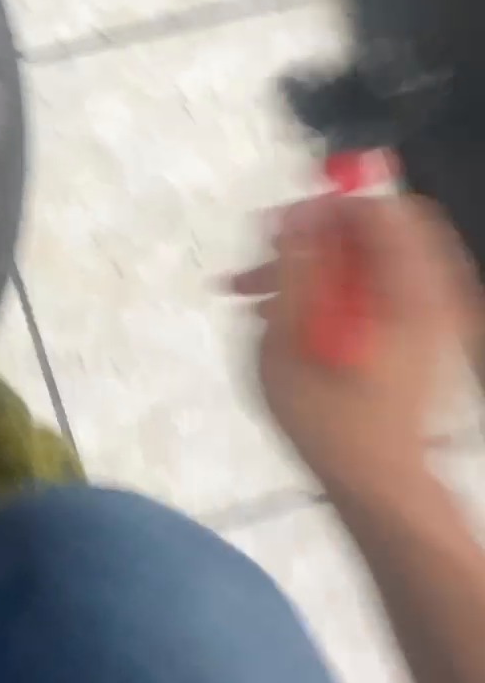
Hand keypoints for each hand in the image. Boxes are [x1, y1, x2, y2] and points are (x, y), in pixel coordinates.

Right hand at [229, 192, 482, 496]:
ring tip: (250, 300)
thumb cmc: (326, 407)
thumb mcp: (293, 331)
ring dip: (302, 272)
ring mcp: (428, 319)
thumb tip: (299, 213)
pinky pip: (368, 293)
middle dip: (304, 244)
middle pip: (372, 238)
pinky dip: (321, 295)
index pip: (386, 213)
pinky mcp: (415, 338)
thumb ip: (298, 266)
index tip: (275, 227)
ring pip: (362, 266)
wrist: (373, 476)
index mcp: (412, 291)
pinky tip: (282, 321)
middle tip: (248, 274)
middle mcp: (434, 296)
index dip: (329, 207)